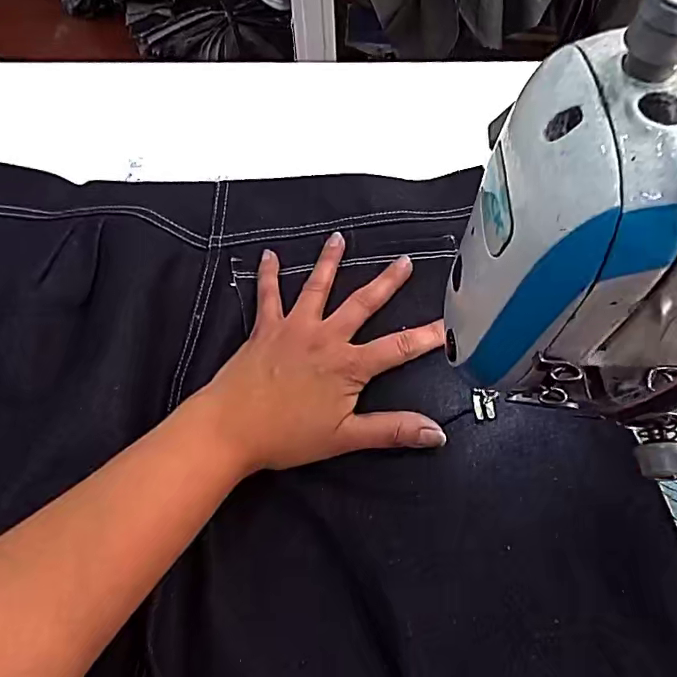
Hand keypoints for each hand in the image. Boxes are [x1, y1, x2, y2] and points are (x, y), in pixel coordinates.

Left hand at [181, 232, 447, 474]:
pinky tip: (269, 256)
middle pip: (363, 303)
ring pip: (318, 287)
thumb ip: (392, 431)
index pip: (399, 348)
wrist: (227, 430)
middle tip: (405, 262)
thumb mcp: (346, 438)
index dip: (428, 336)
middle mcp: (325, 338)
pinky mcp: (266, 329)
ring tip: (339, 238)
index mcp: (348, 364)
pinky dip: (269, 275)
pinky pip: (269, 295)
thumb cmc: (286, 436)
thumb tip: (434, 433)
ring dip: (330, 261)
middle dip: (387, 282)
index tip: (449, 324)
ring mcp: (294, 329)